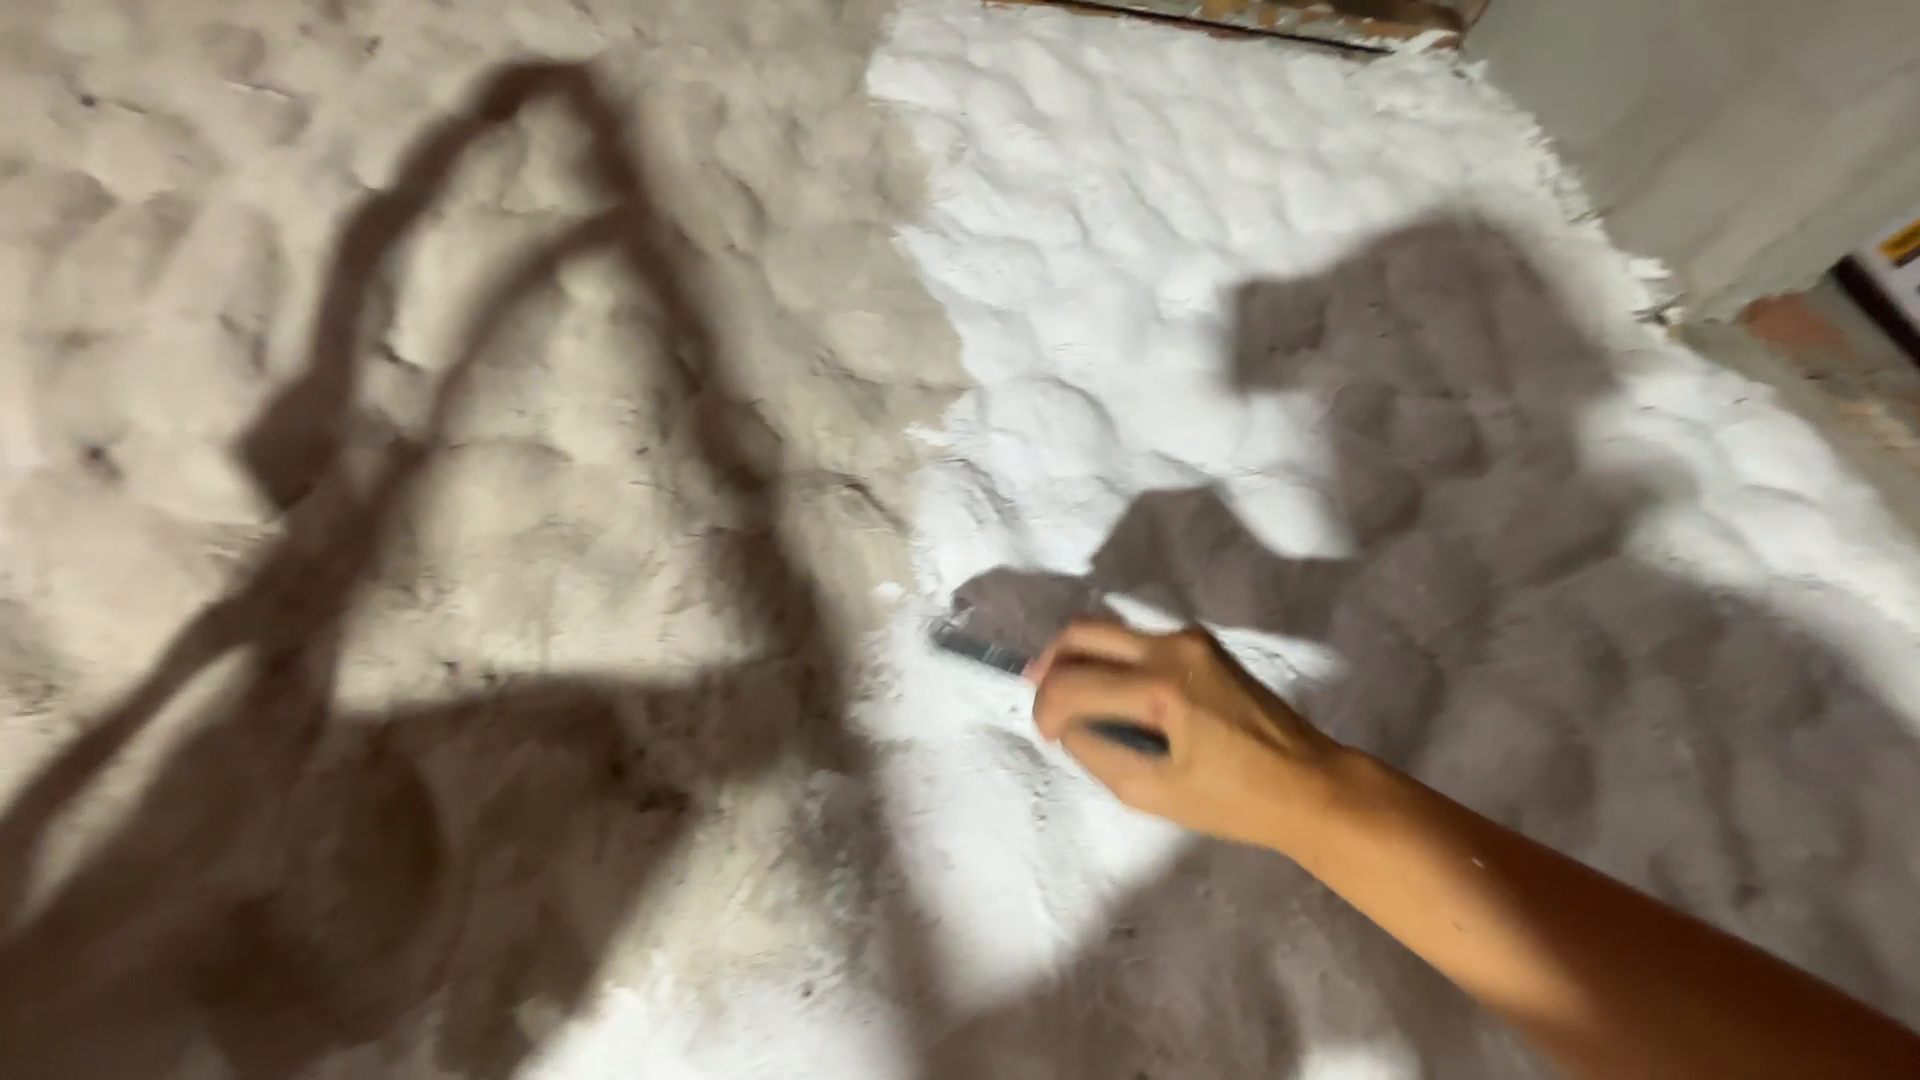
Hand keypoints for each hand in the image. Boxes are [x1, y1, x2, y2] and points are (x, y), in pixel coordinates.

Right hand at [1027, 619, 1344, 848]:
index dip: (1045, 708)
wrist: (1311, 782)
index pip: (1073, 683)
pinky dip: (1112, 660)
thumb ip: (1096, 752)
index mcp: (1161, 690)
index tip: (1049, 734)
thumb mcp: (1151, 794)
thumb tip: (1069, 724)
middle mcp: (1171, 647)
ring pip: (1108, 631)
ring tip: (1071, 697)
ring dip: (1081, 659)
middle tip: (1039, 695)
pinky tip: (1111, 692)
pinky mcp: (1202, 642)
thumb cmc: (1235, 800)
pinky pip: (1136, 640)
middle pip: (1082, 632)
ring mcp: (1189, 638)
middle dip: (1050, 663)